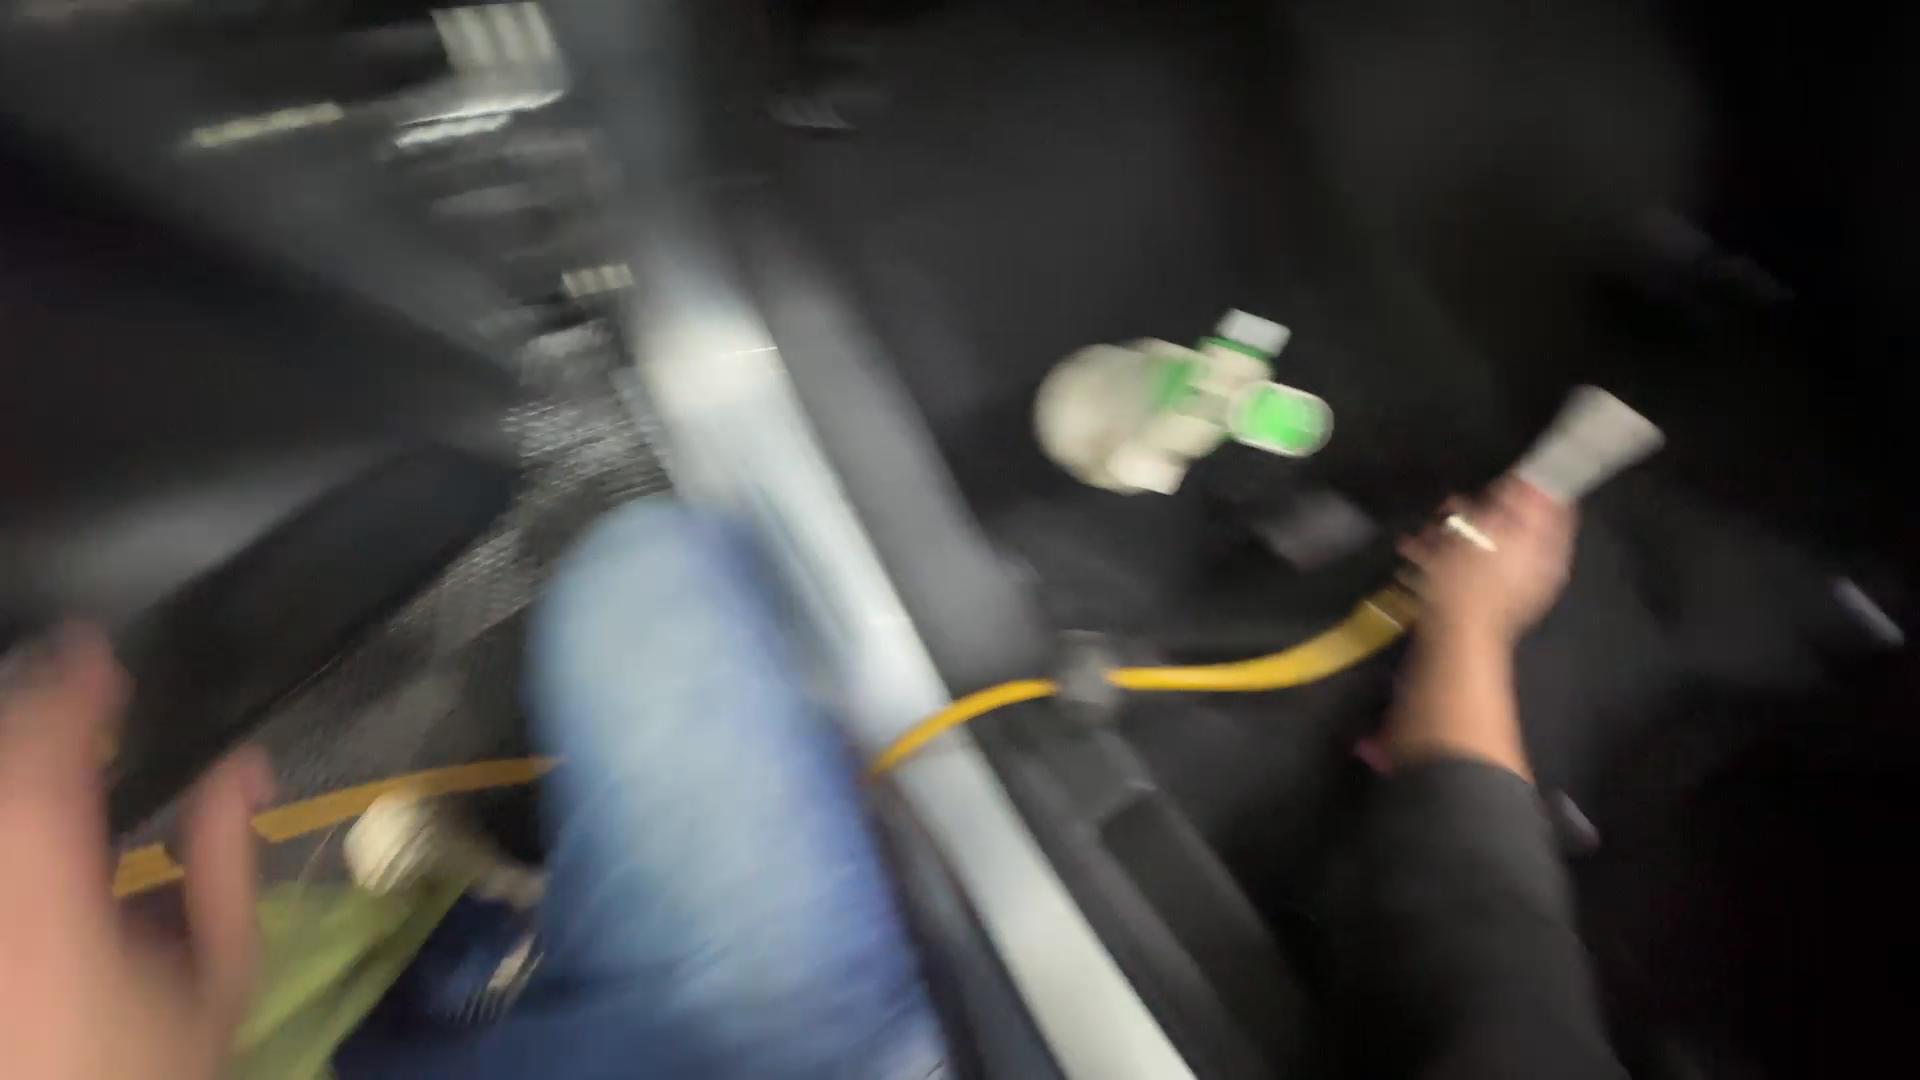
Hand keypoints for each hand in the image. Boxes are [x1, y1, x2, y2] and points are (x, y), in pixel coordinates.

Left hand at [0, 628, 270, 1079]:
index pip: (39, 789)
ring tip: (55, 719)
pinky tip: (47, 792)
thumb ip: (226, 861)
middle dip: (25, 720)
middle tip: (72, 672)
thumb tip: (243, 765)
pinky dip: (22, 805)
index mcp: (46, 925)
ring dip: (19, 761)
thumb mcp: (221, 968)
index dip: (64, 705)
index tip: (95, 647)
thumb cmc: (152, 1061)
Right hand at [1401, 477, 1576, 647]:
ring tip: (1431, 519)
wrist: (1455, 636)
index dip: (1537, 486)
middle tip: (1462, 498)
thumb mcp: (1494, 533)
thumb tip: (1527, 479)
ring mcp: (1503, 582)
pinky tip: (1415, 544)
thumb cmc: (1476, 582)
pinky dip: (1440, 552)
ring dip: (1457, 528)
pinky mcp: (1475, 595)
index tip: (1514, 473)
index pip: (1556, 507)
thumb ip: (1513, 505)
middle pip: (1516, 525)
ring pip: (1485, 543)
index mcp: (1546, 550)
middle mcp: (1531, 565)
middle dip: (1487, 508)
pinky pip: (1462, 564)